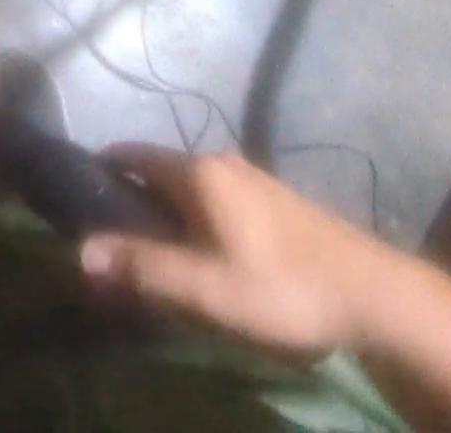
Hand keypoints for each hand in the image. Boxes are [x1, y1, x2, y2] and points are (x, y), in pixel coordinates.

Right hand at [80, 144, 409, 359]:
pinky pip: (213, 200)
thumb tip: (80, 250)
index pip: (132, 154)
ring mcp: (251, 178)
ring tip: (151, 257)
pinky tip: (200, 255)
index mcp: (199, 173)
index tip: (75, 200)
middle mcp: (221, 162)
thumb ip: (142, 267)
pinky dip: (192, 219)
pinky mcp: (272, 200)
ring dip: (163, 214)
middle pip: (158, 172)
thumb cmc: (282, 287)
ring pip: (187, 188)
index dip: (100, 172)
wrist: (374, 296)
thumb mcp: (204, 287)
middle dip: (130, 201)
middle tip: (111, 245)